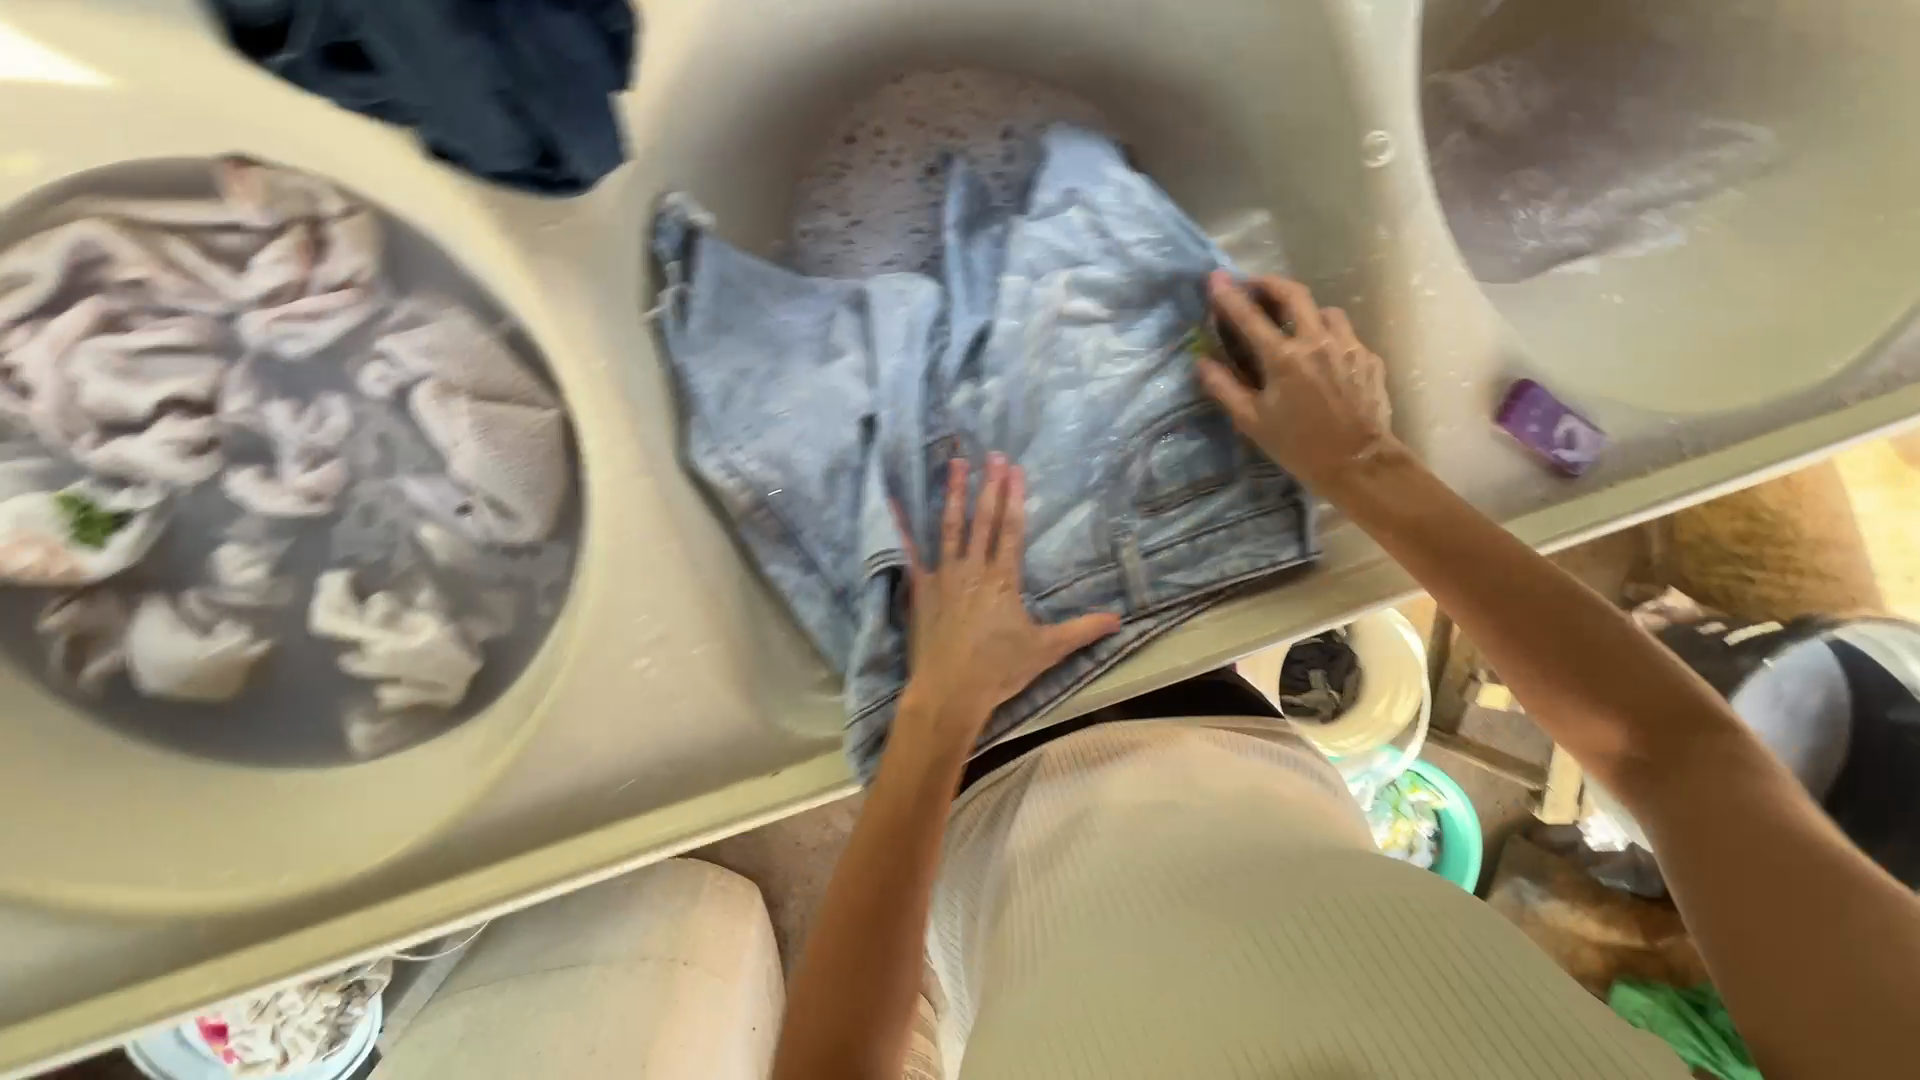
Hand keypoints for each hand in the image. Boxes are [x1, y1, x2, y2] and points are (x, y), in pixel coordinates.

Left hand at [891, 454, 1122, 752]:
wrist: (949, 692)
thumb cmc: (998, 670)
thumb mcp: (1047, 650)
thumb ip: (1081, 630)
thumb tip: (1118, 621)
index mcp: (1003, 579)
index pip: (1011, 528)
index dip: (1014, 496)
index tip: (1015, 468)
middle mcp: (973, 569)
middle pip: (983, 519)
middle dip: (989, 485)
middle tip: (992, 454)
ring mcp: (943, 577)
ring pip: (949, 527)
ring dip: (953, 494)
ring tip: (955, 464)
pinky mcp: (920, 590)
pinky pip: (908, 554)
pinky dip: (901, 528)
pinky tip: (893, 504)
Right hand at [1196, 271, 1395, 493]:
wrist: (1358, 463)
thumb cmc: (1297, 446)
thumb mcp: (1252, 422)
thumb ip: (1225, 388)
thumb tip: (1202, 363)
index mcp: (1284, 358)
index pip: (1250, 317)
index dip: (1229, 295)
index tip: (1215, 277)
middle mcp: (1317, 342)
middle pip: (1294, 294)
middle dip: (1270, 283)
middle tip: (1255, 285)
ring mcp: (1349, 346)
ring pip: (1326, 312)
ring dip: (1306, 312)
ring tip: (1296, 325)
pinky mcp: (1369, 358)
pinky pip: (1346, 336)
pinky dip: (1330, 338)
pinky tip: (1324, 358)